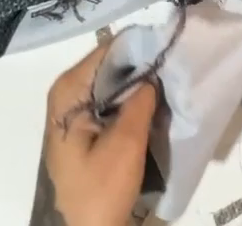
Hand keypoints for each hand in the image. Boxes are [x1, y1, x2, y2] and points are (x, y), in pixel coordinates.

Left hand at [30, 41, 160, 225]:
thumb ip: (141, 100)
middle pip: (112, 64)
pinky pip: (111, 103)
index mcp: (69, 89)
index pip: (110, 49)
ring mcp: (74, 111)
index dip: (142, 48)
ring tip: (167, 91)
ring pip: (114, 84)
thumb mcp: (125, 145)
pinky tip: (152, 111)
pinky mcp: (84, 129)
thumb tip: (154, 70)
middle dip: (142, 68)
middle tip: (174, 75)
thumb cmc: (98, 192)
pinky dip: (131, 104)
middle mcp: (67, 92)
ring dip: (139, 88)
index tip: (171, 54)